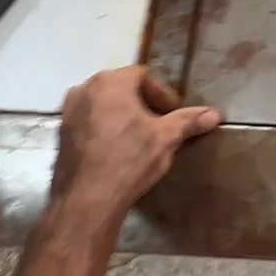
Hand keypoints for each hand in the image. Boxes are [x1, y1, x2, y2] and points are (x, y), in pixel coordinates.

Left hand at [50, 67, 221, 225]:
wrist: (87, 199)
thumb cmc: (129, 159)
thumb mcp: (166, 138)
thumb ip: (189, 121)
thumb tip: (215, 114)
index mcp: (110, 83)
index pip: (142, 76)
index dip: (161, 93)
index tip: (172, 113)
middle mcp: (84, 89)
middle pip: (120, 87)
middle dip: (141, 102)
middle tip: (159, 122)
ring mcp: (68, 112)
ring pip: (103, 104)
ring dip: (122, 114)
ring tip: (139, 135)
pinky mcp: (60, 134)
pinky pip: (88, 120)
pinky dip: (104, 127)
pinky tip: (117, 148)